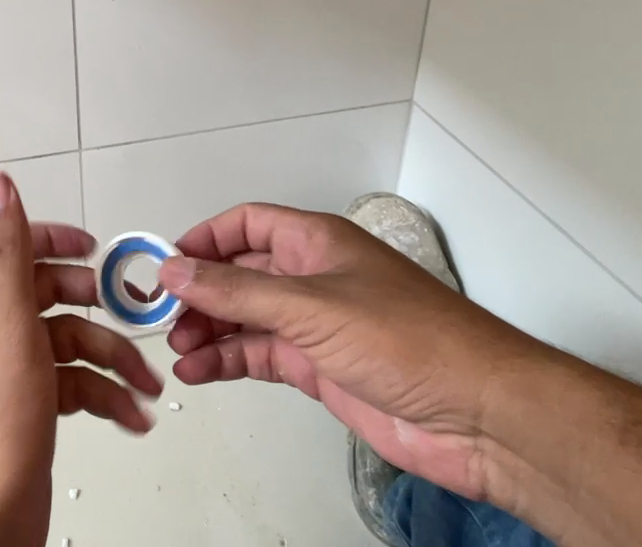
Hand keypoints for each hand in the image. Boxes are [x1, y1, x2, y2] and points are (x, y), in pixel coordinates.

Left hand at [0, 173, 163, 546]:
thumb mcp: (6, 325)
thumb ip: (6, 252)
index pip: (13, 248)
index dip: (54, 240)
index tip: (91, 247)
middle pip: (51, 295)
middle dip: (96, 305)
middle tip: (129, 314)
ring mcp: (14, 371)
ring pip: (72, 343)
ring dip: (114, 359)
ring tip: (147, 385)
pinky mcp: (32, 406)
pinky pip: (77, 385)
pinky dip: (107, 395)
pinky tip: (131, 415)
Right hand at [159, 202, 554, 502]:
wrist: (479, 417)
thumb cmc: (407, 340)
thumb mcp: (310, 306)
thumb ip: (236, 290)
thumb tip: (174, 269)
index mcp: (315, 241)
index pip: (245, 224)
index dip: (204, 239)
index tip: (166, 265)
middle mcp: (311, 277)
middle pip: (239, 273)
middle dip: (200, 292)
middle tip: (162, 316)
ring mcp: (315, 324)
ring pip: (245, 317)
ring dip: (209, 330)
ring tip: (177, 350)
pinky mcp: (319, 367)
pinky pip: (260, 354)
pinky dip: (228, 361)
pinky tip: (201, 372)